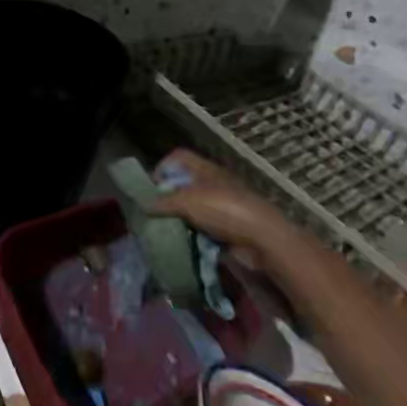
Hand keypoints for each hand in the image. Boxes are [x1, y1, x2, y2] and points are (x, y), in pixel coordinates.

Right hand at [149, 149, 299, 259]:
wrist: (261, 238)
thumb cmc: (224, 209)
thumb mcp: (189, 201)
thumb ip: (165, 201)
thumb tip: (145, 204)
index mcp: (204, 170)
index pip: (178, 158)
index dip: (162, 168)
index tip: (150, 189)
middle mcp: (211, 185)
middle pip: (182, 185)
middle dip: (166, 200)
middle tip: (151, 216)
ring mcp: (219, 208)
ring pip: (190, 211)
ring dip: (177, 222)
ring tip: (161, 234)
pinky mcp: (224, 230)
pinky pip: (200, 231)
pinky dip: (190, 237)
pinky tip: (179, 247)